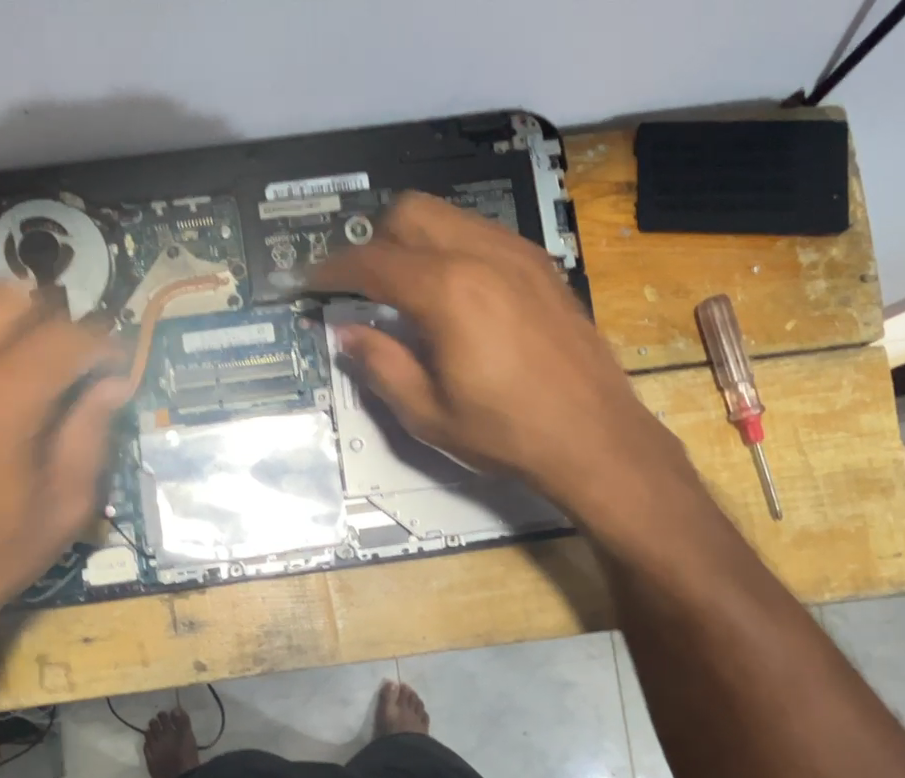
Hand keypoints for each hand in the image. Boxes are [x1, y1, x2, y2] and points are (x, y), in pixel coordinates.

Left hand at [0, 273, 130, 692]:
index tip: (116, 361)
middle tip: (71, 358)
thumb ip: (92, 434)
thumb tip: (116, 381)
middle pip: (11, 302)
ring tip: (22, 341)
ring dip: (2, 311)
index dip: (101, 343)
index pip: (64, 338)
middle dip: (54, 322)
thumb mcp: (64, 507)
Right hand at [312, 193, 684, 500]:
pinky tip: (455, 298)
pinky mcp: (542, 267)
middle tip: (363, 288)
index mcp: (448, 292)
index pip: (373, 262)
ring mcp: (519, 255)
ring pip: (449, 217)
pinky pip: (483, 235)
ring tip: (406, 293)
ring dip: (415, 242)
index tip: (310, 285)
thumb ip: (381, 365)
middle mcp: (483, 256)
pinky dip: (453, 250)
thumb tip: (349, 333)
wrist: (594, 438)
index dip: (332, 271)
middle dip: (375, 241)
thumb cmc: (505, 434)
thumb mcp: (427, 414)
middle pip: (410, 213)